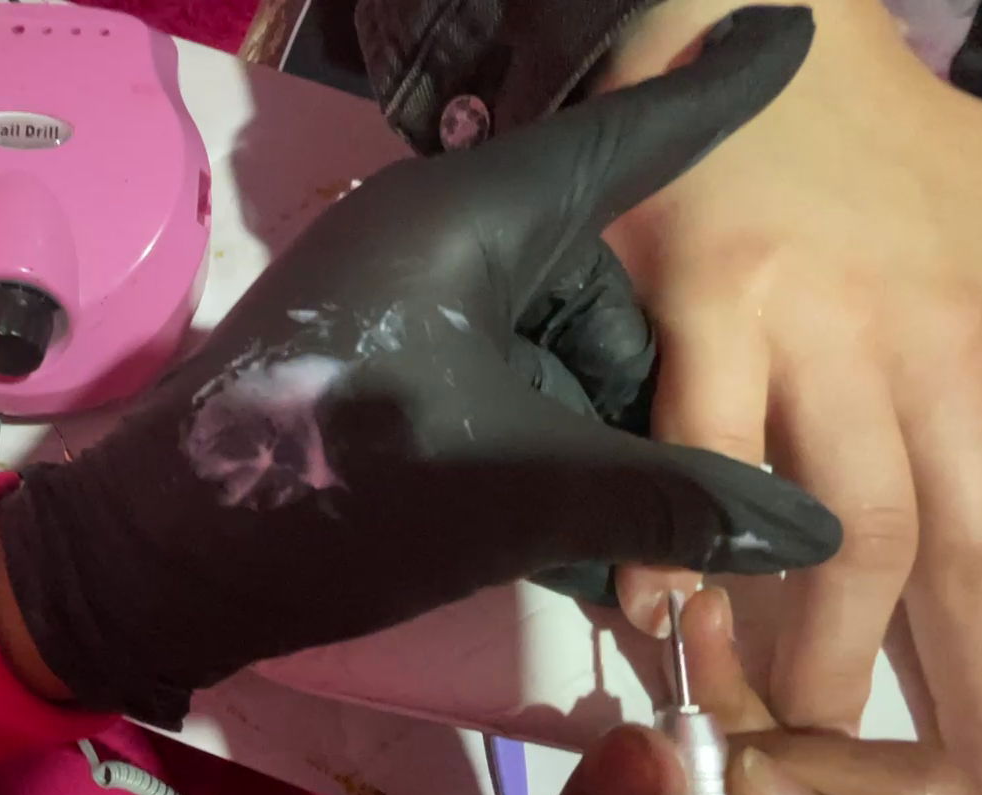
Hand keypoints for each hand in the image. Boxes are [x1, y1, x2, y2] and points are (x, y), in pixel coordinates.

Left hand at [0, 9, 838, 725]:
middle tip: (716, 459)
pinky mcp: (360, 378)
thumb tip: (810, 532)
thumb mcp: (516, 493)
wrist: (170, 555)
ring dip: (592, 428)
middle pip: (587, 272)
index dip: (713, 95)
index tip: (789, 35)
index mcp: (464, 220)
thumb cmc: (337, 496)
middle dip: (654, 365)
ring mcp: (384, 314)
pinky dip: (530, 442)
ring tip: (656, 516)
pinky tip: (582, 521)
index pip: (622, 138)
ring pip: (530, 343)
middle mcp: (423, 245)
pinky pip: (475, 384)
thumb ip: (664, 499)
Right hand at [602, 0, 981, 794]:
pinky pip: (700, 441)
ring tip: (796, 731)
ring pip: (841, 511)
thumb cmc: (880, 147)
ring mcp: (826, 329)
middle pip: (977, 545)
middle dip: (975, 682)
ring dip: (818, 636)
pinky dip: (680, 531)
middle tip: (957, 792)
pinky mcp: (715, 306)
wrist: (771, 29)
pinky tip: (658, 612)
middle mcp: (948, 347)